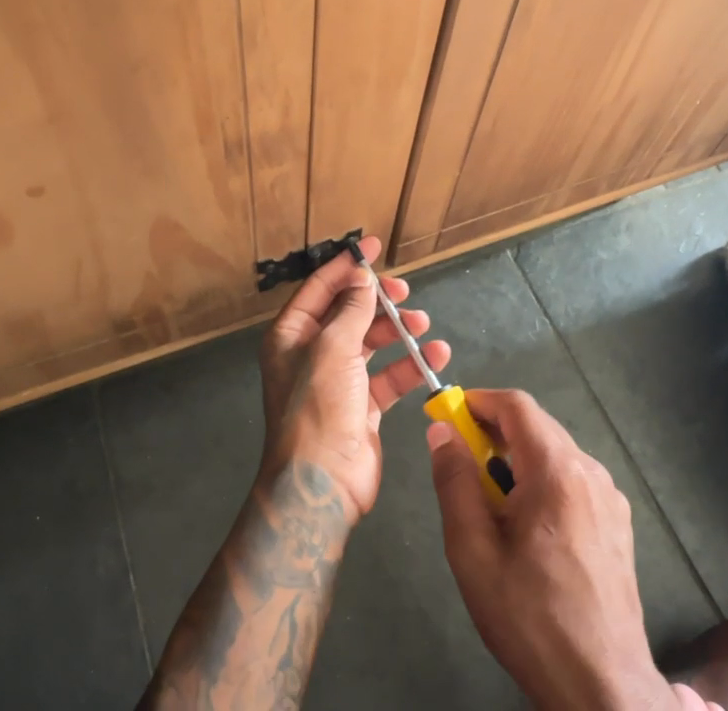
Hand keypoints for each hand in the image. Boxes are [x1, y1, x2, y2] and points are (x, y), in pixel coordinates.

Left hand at [258, 235, 450, 517]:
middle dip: (377, 301)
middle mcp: (312, 354)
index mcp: (292, 335)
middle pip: (348, 314)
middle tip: (404, 292)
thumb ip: (351, 310)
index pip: (319, 289)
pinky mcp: (364, 407)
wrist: (321, 482)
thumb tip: (362, 278)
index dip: (345, 266)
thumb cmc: (318, 406)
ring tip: (422, 324)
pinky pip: (389, 376)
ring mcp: (339, 381)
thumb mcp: (333, 348)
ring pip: (372, 344)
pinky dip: (411, 366)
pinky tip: (435, 356)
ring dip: (398, 332)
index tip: (372, 245)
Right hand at [429, 389, 695, 710]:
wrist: (601, 684)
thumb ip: (455, 483)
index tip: (446, 416)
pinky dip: (541, 482)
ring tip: (487, 501)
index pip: (517, 406)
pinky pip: (572, 481)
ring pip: (555, 455)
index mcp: (558, 472)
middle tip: (458, 460)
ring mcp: (610, 499)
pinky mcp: (617, 525)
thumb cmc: (529, 615)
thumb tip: (442, 433)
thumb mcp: (473, 551)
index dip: (477, 401)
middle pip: (537, 428)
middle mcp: (591, 473)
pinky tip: (524, 526)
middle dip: (493, 432)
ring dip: (516, 459)